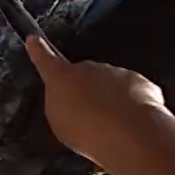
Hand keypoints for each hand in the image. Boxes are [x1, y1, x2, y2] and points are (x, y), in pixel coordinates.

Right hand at [25, 36, 169, 164]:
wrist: (127, 134)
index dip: (38, 50)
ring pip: (111, 87)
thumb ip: (61, 105)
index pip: (46, 60)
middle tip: (88, 120)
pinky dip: (133, 109)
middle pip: (85, 78)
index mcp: (62, 78)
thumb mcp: (59, 123)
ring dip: (111, 104)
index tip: (33, 39)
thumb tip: (68, 102)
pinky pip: (134, 95)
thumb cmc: (86, 130)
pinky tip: (130, 127)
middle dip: (87, 94)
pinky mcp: (140, 82)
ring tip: (110, 129)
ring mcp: (116, 73)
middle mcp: (89, 69)